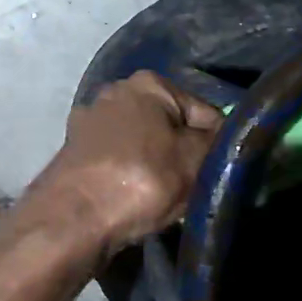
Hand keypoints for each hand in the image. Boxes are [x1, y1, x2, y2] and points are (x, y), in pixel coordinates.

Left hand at [25, 71, 223, 259]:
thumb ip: (219, 142)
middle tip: (192, 190)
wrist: (73, 218)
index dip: (217, 144)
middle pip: (168, 126)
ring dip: (155, 167)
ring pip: (141, 144)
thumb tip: (229, 136)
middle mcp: (114, 90)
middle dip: (182, 155)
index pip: (203, 111)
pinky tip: (132, 200)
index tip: (218, 174)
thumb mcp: (196, 160)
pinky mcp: (72, 150)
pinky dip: (127, 176)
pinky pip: (116, 160)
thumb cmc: (142, 180)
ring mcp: (89, 120)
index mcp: (149, 82)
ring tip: (162, 200)